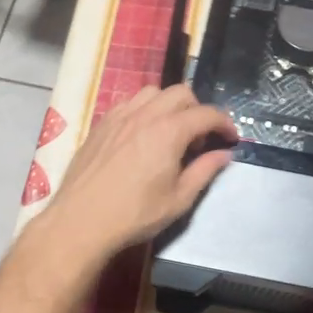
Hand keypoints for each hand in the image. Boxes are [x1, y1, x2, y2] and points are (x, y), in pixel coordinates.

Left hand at [34, 84, 236, 263]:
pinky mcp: (102, 123)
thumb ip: (205, 171)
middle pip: (182, 93)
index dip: (224, 123)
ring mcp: (120, 115)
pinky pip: (129, 102)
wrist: (81, 221)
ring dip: (169, 105)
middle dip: (198, 109)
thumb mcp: (178, 199)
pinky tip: (142, 133)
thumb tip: (224, 154)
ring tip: (171, 131)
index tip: (231, 138)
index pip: (207, 114)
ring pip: (154, 92)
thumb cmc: (134, 214)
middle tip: (200, 138)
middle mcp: (146, 114)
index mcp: (170, 131)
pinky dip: (144, 109)